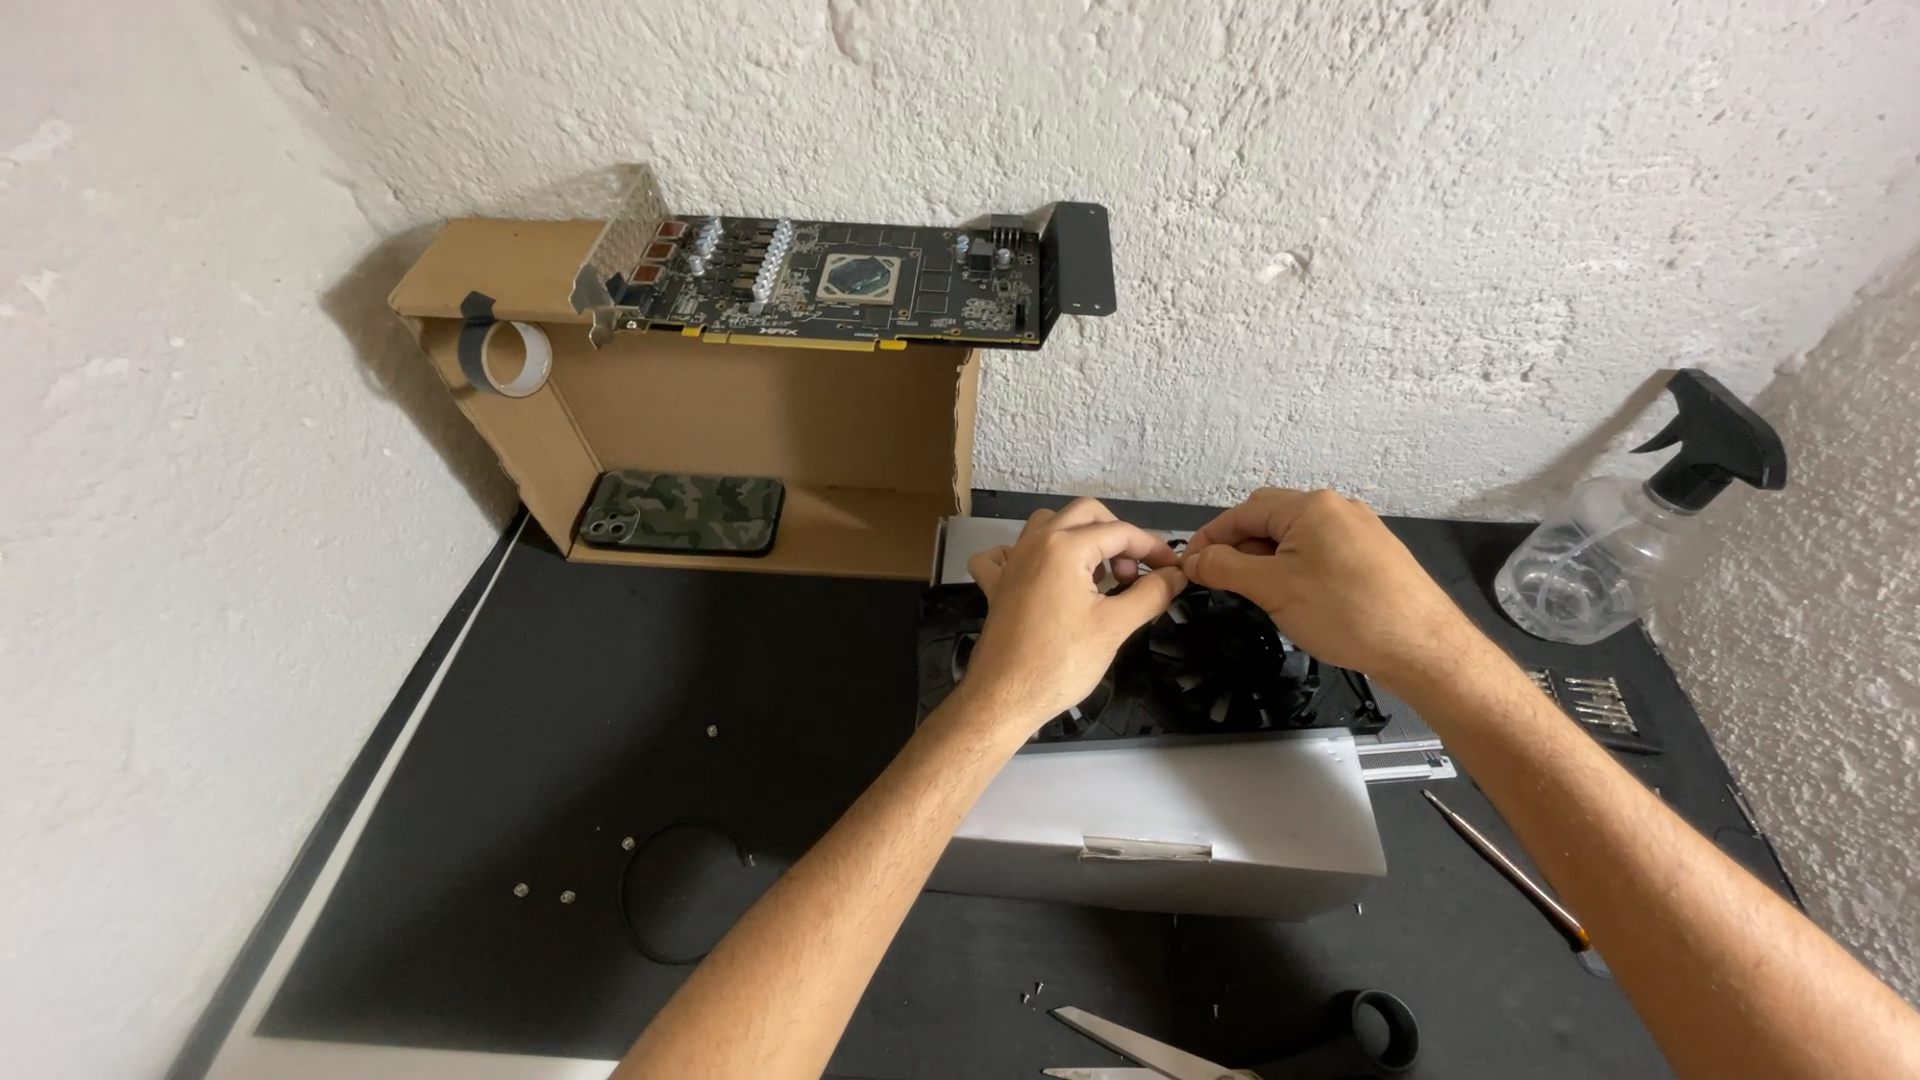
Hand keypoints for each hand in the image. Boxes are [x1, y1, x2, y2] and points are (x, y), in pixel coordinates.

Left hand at [963, 499, 1186, 731]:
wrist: (1004, 696)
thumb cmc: (1060, 661)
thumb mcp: (1115, 626)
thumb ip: (1151, 594)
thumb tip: (1175, 576)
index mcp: (1064, 546)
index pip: (1120, 531)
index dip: (1152, 548)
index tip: (1172, 570)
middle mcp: (1034, 542)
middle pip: (1084, 514)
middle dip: (1117, 535)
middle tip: (1132, 573)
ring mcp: (1010, 562)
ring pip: (1048, 525)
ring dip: (1078, 538)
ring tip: (1097, 575)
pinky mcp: (995, 585)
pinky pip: (1005, 554)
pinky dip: (1025, 555)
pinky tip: (1040, 574)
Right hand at [1182, 488, 1485, 689]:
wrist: (1424, 648)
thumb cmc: (1345, 613)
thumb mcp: (1271, 589)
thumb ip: (1224, 567)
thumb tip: (1192, 560)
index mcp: (1309, 506)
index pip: (1241, 513)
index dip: (1208, 538)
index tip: (1187, 567)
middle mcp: (1336, 508)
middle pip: (1267, 518)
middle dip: (1236, 546)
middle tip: (1217, 580)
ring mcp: (1358, 530)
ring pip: (1294, 536)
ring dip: (1264, 558)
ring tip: (1254, 591)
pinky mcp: (1372, 554)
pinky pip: (1318, 550)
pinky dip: (1293, 566)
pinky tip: (1293, 595)